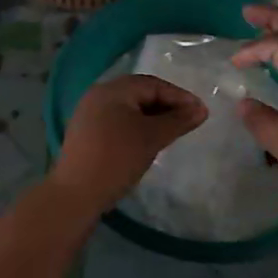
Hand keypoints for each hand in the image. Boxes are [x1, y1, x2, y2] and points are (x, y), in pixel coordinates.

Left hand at [50, 74, 207, 212]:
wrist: (77, 192)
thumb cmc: (117, 158)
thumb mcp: (152, 137)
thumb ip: (178, 120)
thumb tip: (201, 109)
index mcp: (113, 90)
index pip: (153, 84)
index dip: (179, 97)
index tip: (201, 112)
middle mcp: (98, 95)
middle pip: (139, 93)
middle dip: (166, 106)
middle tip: (188, 121)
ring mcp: (88, 113)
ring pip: (128, 109)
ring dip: (152, 117)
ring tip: (171, 132)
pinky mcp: (86, 132)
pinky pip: (117, 121)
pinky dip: (136, 127)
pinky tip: (147, 142)